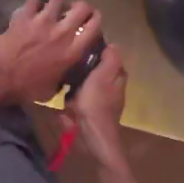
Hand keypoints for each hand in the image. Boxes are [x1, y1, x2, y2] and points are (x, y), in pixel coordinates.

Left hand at [0, 0, 102, 104]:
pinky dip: (34, 4)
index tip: (92, 20)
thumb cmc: (28, 89)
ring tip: (52, 9)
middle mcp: (62, 32)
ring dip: (57, 4)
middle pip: (82, 7)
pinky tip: (32, 10)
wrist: (0, 79)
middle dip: (81, 7)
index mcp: (73, 51)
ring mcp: (42, 21)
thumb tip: (67, 74)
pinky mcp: (24, 16)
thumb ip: (64, 77)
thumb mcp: (54, 89)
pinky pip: (33, 1)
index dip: (95, 19)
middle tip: (75, 11)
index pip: (95, 26)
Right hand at [63, 43, 127, 166]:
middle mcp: (110, 87)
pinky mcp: (87, 113)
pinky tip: (65, 105)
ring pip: (81, 86)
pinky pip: (75, 102)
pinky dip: (70, 104)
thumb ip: (110, 59)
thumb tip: (113, 44)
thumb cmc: (97, 106)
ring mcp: (98, 101)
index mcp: (117, 77)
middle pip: (92, 71)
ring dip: (73, 89)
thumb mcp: (103, 76)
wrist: (90, 138)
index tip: (79, 47)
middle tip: (70, 70)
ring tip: (66, 88)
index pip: (107, 56)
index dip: (95, 51)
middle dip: (81, 72)